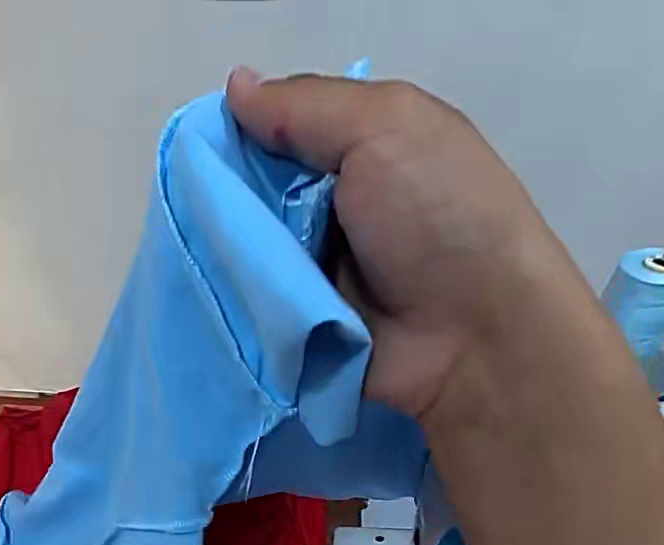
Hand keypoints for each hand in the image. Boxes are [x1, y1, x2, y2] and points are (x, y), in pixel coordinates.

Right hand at [226, 67, 604, 420]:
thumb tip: (236, 87)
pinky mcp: (309, 333)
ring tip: (189, 261)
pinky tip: (204, 303)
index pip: (280, 140)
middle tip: (190, 216)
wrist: (473, 338)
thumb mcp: (385, 129)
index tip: (199, 155)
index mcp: (361, 156)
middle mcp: (338, 216)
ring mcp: (322, 280)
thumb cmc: (438, 219)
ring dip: (228, 261)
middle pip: (259, 203)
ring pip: (254, 261)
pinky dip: (240, 309)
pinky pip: (262, 315)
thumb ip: (306, 108)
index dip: (239, 143)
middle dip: (224, 207)